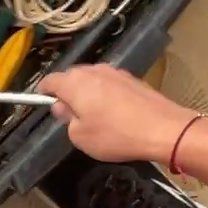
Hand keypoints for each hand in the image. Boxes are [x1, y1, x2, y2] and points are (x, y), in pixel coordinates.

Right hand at [38, 65, 199, 163]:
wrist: (163, 129)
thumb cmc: (116, 135)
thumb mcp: (80, 136)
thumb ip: (66, 119)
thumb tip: (62, 107)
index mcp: (75, 82)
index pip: (50, 80)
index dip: (44, 93)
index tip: (45, 103)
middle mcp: (94, 70)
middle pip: (72, 78)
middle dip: (68, 94)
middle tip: (71, 117)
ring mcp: (116, 73)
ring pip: (93, 81)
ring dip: (89, 95)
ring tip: (95, 118)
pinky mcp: (134, 80)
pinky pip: (111, 86)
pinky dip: (108, 96)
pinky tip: (116, 115)